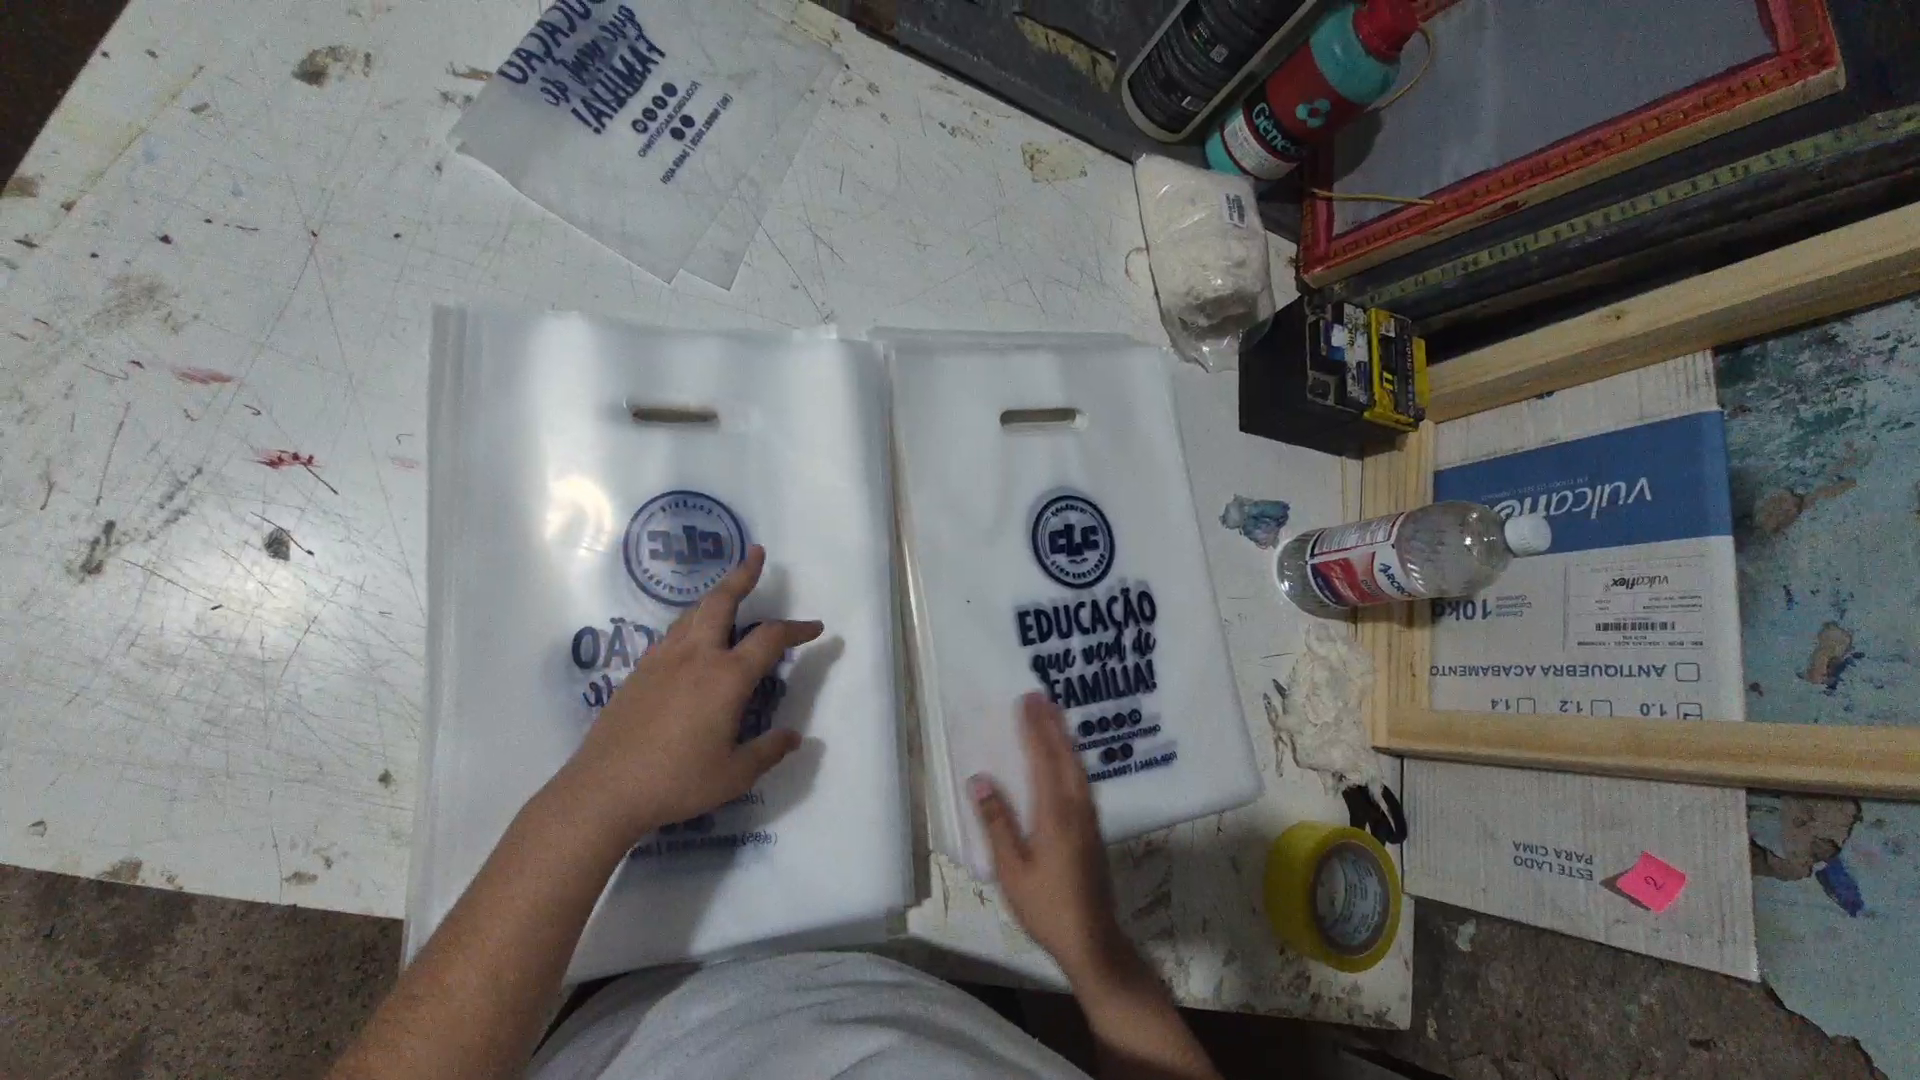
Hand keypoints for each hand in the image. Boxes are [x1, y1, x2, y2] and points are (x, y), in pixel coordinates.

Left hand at [552, 545, 820, 845]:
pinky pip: (672, 635)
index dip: (797, 628)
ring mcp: (662, 661)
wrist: (603, 790)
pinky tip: (692, 642)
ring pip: (692, 614)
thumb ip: (768, 751)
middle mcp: (695, 656)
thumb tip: (793, 737)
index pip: (770, 638)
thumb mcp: (735, 774)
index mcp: (726, 677)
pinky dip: (691, 624)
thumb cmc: (676, 781)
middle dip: (742, 575)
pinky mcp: (638, 673)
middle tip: (757, 555)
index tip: (816, 628)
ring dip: (714, 598)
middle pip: (721, 601)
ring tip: (728, 596)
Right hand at [970, 693, 1128, 981]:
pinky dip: (1072, 759)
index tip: (1026, 701)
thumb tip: (979, 780)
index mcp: (1056, 814)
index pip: (1044, 760)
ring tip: (1053, 716)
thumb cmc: (1046, 906)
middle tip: (1040, 696)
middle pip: (1066, 756)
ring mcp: (1090, 818)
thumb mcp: (1012, 869)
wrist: (1091, 939)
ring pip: (1078, 767)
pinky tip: (1066, 758)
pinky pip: (1082, 780)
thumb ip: (997, 823)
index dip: (1034, 728)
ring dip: (1065, 738)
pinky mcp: (1093, 829)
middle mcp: (1077, 808)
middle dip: (1052, 724)